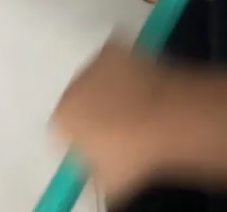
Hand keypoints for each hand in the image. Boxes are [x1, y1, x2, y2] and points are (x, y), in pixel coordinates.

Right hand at [51, 41, 186, 201]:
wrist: (164, 116)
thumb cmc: (133, 152)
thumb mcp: (105, 178)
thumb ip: (92, 169)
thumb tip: (99, 167)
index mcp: (62, 118)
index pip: (62, 129)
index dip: (80, 138)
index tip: (96, 146)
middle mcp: (73, 86)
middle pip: (78, 99)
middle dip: (92, 110)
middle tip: (116, 127)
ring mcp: (95, 62)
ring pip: (96, 77)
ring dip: (108, 88)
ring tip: (132, 105)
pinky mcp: (117, 46)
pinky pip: (115, 60)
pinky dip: (124, 68)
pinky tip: (139, 85)